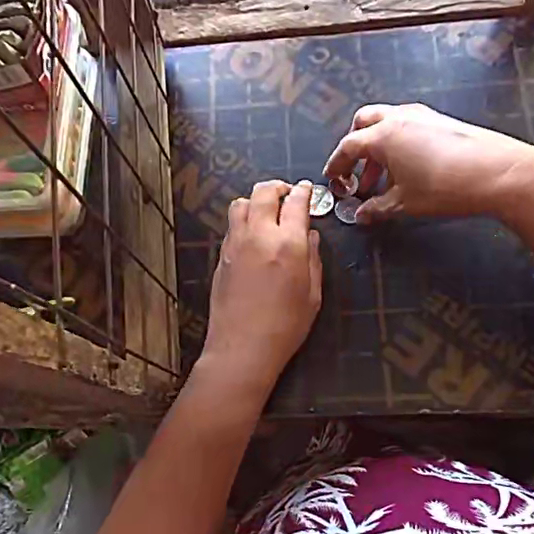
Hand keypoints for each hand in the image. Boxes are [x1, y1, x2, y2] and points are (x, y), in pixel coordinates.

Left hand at [198, 180, 322, 391]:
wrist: (242, 346)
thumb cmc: (285, 326)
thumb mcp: (313, 293)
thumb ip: (313, 258)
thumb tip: (310, 235)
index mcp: (287, 243)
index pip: (296, 202)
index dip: (304, 192)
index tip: (307, 190)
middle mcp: (258, 236)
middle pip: (263, 192)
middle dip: (277, 187)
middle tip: (287, 194)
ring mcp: (235, 245)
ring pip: (240, 204)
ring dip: (255, 201)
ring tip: (267, 212)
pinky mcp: (221, 257)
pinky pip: (231, 226)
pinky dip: (243, 220)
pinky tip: (253, 235)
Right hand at [323, 103, 533, 222]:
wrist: (501, 174)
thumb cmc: (449, 186)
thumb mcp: (403, 203)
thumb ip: (376, 207)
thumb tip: (363, 213)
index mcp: (383, 136)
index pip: (347, 147)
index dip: (337, 164)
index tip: (334, 178)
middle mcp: (400, 119)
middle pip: (364, 122)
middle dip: (355, 145)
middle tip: (355, 170)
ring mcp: (424, 117)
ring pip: (388, 122)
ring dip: (378, 146)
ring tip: (382, 177)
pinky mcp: (444, 122)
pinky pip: (410, 127)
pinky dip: (400, 143)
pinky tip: (407, 169)